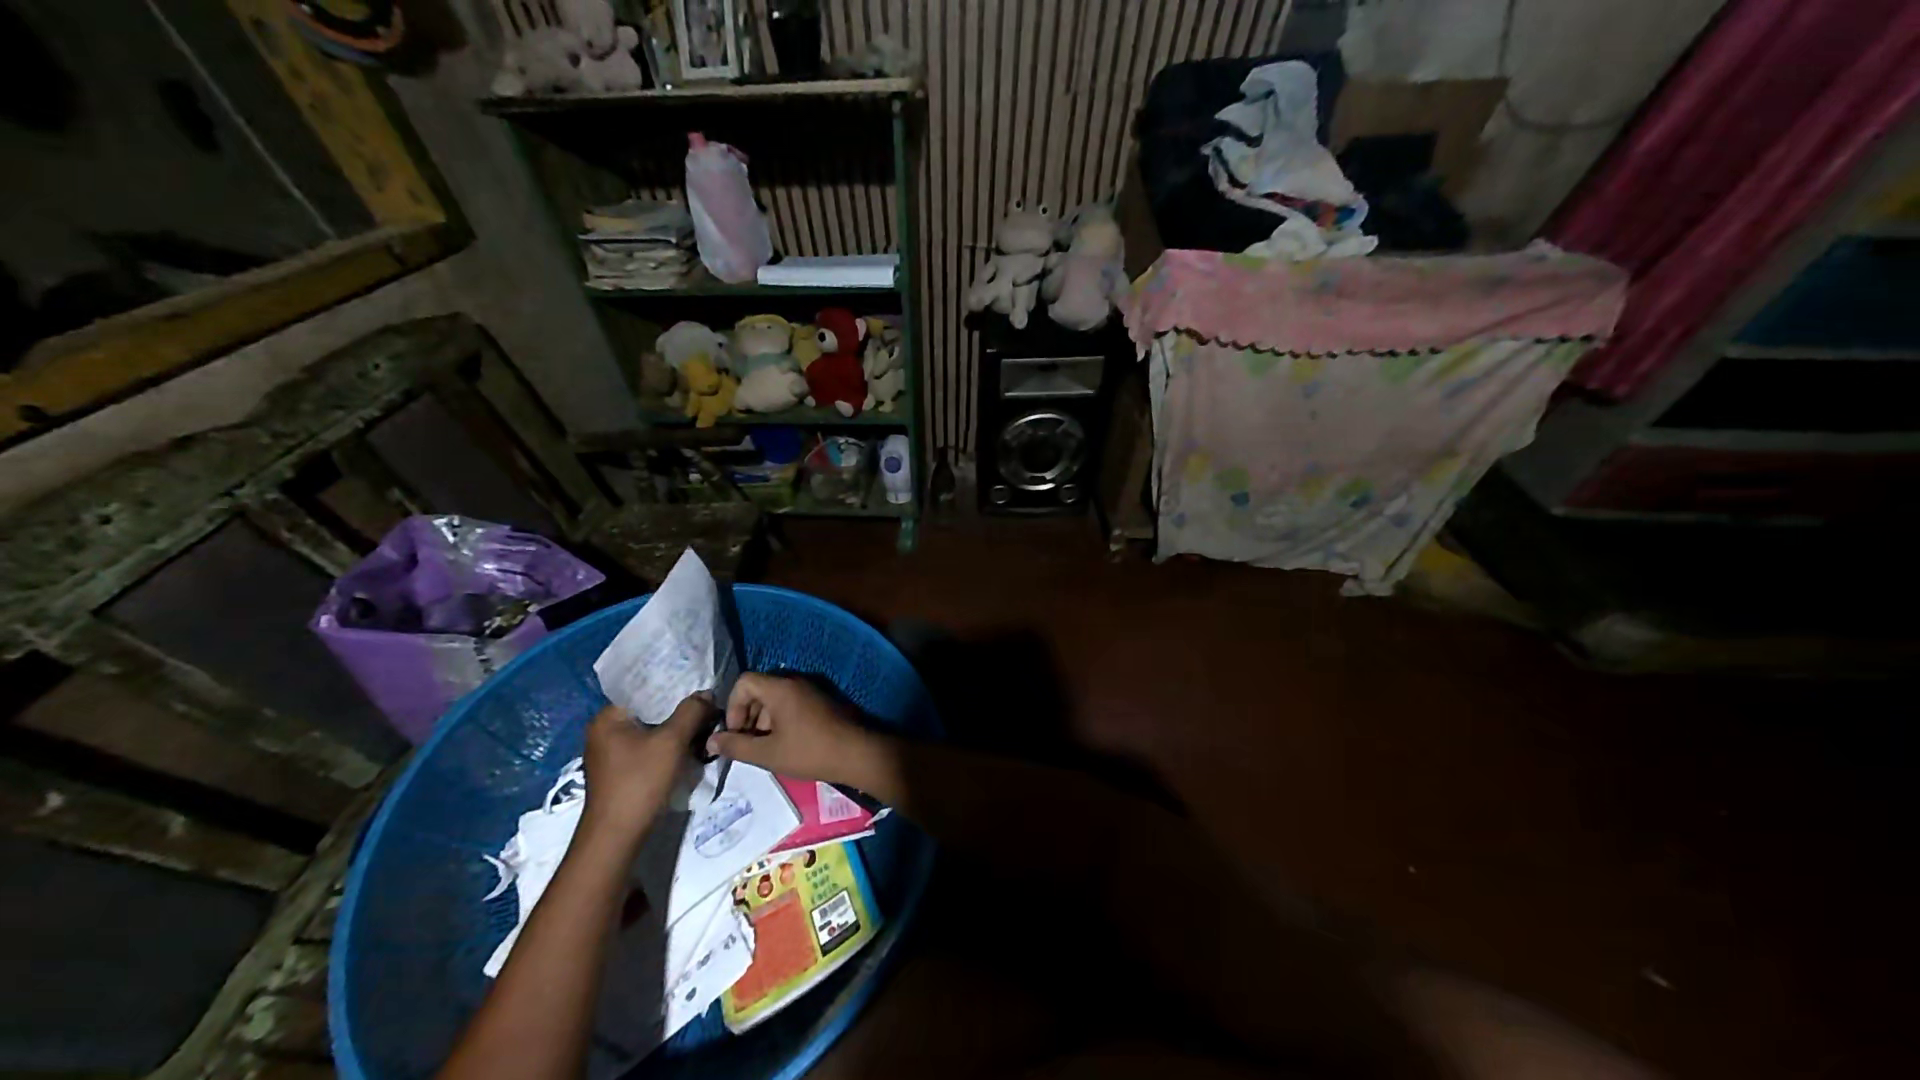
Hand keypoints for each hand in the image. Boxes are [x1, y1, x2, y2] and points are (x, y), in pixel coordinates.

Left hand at [579, 696, 710, 844]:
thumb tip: (706, 693)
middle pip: (650, 710)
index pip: (645, 689)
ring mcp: (610, 753)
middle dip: (679, 709)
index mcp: (608, 717)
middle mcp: (604, 731)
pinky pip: (647, 748)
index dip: (675, 686)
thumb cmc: (640, 782)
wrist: (617, 836)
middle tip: (708, 707)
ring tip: (703, 726)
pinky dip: (667, 746)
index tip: (701, 686)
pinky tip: (688, 749)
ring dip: (676, 730)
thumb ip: (691, 712)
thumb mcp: (672, 742)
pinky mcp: (619, 771)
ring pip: (651, 730)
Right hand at [709, 673, 875, 785]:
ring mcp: (810, 690)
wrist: (856, 753)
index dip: (733, 706)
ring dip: (764, 719)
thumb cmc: (809, 751)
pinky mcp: (820, 701)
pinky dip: (781, 719)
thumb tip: (711, 740)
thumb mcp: (767, 753)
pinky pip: (791, 703)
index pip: (744, 682)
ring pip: (775, 697)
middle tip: (748, 742)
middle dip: (747, 715)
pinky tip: (785, 743)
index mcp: (780, 688)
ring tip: (766, 747)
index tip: (736, 732)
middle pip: (759, 689)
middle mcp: (794, 682)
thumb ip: (736, 745)